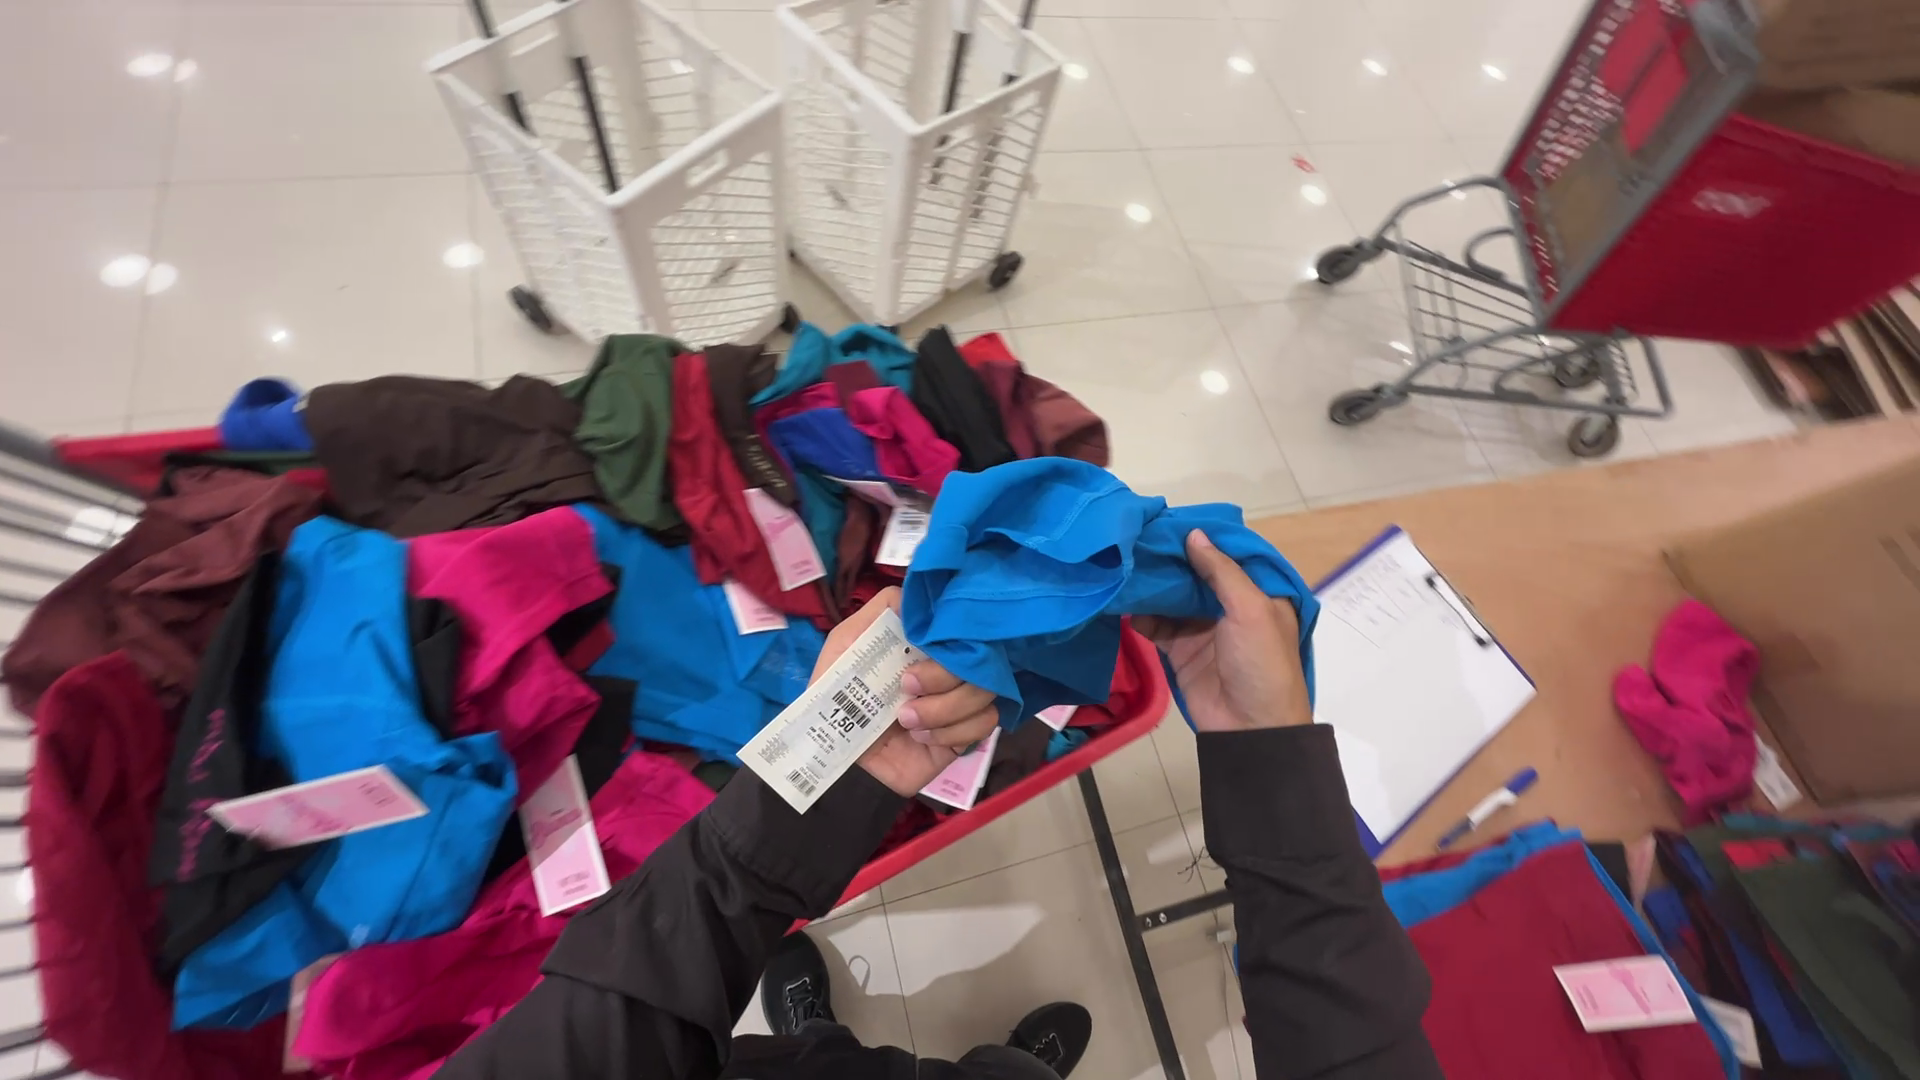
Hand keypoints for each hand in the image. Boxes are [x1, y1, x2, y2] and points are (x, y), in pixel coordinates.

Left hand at [814, 588, 1000, 796]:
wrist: (838, 763)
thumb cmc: (837, 698)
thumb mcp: (846, 645)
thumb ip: (877, 613)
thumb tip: (916, 593)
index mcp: (926, 641)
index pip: (964, 621)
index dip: (954, 629)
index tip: (926, 643)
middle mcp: (950, 665)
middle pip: (981, 656)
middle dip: (943, 674)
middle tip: (905, 686)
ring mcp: (961, 699)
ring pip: (985, 691)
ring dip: (944, 707)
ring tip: (905, 720)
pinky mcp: (966, 733)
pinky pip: (984, 723)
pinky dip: (952, 730)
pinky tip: (921, 738)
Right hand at [1134, 530, 1312, 733]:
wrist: (1250, 729)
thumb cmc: (1261, 663)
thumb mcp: (1250, 610)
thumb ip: (1220, 571)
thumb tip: (1192, 534)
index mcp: (1258, 593)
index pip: (1227, 555)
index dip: (1200, 539)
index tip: (1168, 519)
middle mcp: (1229, 605)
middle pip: (1194, 573)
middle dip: (1168, 558)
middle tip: (1135, 537)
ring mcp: (1202, 628)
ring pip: (1171, 596)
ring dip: (1151, 584)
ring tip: (1122, 562)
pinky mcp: (1179, 649)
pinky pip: (1155, 624)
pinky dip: (1139, 613)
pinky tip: (1121, 599)